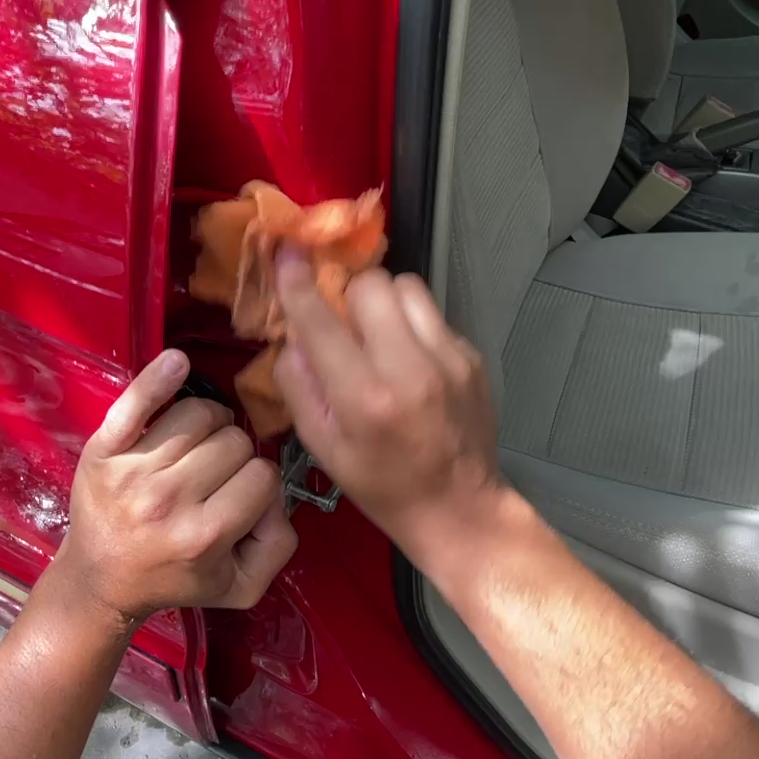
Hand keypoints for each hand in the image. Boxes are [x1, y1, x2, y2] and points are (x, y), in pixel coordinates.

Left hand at [52, 349, 297, 625]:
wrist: (101, 579)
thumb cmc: (173, 578)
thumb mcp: (241, 587)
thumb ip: (279, 544)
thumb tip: (277, 493)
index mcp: (204, 536)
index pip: (262, 475)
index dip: (259, 481)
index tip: (241, 494)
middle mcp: (168, 501)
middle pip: (233, 442)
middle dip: (235, 454)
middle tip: (216, 474)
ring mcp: (133, 471)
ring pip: (199, 415)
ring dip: (210, 422)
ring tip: (200, 443)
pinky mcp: (103, 450)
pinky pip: (137, 401)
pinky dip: (159, 377)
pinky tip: (178, 364)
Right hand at [271, 250, 506, 557]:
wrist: (458, 507)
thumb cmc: (380, 484)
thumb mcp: (323, 448)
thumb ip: (298, 387)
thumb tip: (293, 337)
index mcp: (364, 398)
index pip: (321, 321)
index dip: (298, 282)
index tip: (287, 252)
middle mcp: (409, 369)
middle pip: (372, 284)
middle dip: (349, 295)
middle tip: (346, 325)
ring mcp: (449, 359)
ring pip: (407, 286)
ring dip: (384, 302)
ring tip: (380, 336)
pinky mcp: (471, 356)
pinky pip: (432, 314)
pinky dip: (412, 326)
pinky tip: (412, 361)